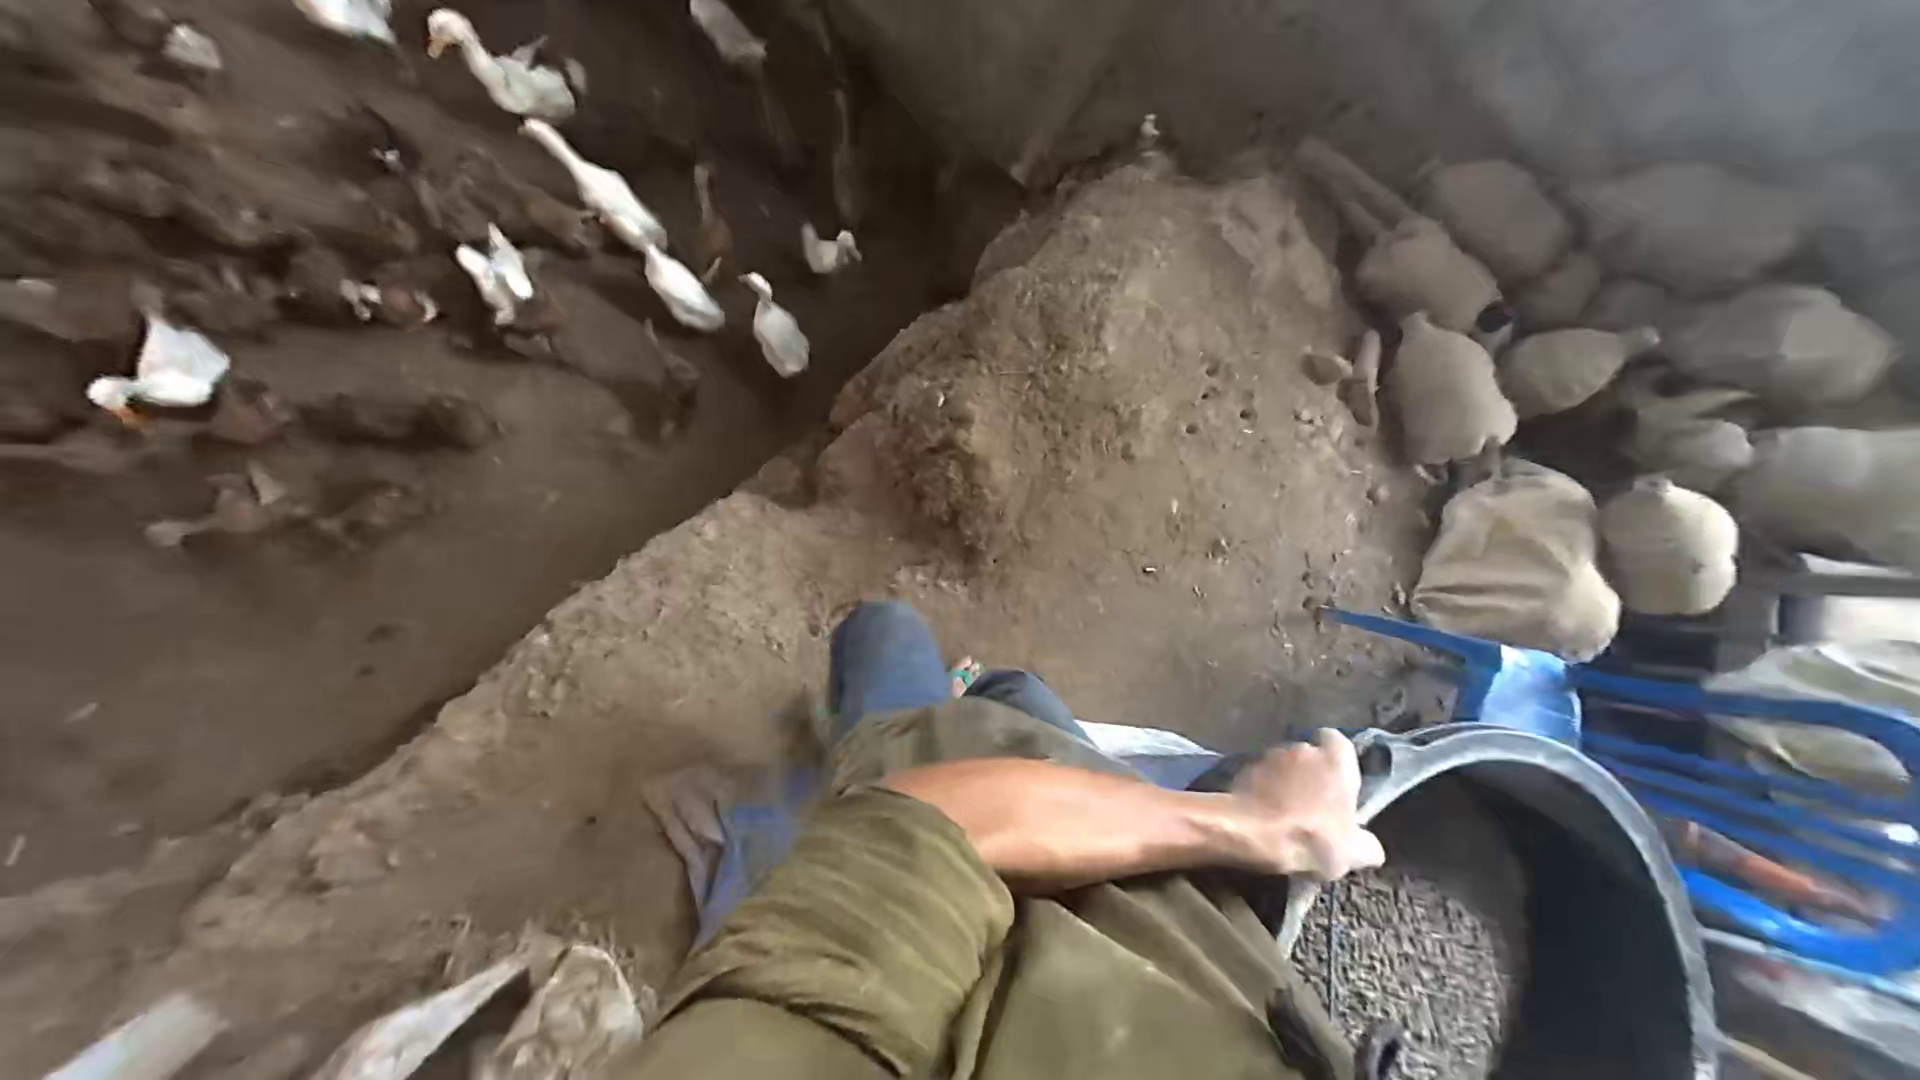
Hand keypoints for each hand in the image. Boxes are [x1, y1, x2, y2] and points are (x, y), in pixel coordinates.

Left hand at [1226, 729, 1385, 879]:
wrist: (1253, 832)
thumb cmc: (1312, 837)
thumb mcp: (1355, 852)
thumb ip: (1368, 843)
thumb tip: (1368, 844)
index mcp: (1334, 760)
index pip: (1337, 740)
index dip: (1337, 757)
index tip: (1337, 779)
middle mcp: (1301, 748)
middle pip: (1308, 754)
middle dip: (1310, 773)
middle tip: (1312, 803)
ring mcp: (1268, 754)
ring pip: (1282, 763)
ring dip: (1285, 780)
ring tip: (1285, 810)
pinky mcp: (1242, 765)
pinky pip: (1259, 774)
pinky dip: (1262, 787)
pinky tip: (1264, 811)